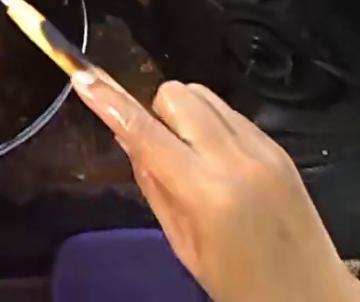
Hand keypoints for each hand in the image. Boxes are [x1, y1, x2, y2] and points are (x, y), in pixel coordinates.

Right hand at [72, 74, 359, 301]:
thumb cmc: (242, 289)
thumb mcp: (184, 244)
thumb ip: (152, 181)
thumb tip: (126, 133)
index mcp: (206, 193)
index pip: (144, 132)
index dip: (109, 102)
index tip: (83, 78)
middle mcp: (234, 159)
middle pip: (175, 94)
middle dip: (159, 112)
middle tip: (166, 150)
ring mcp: (261, 147)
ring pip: (200, 93)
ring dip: (185, 113)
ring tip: (194, 153)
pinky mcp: (276, 143)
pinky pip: (227, 109)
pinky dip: (211, 123)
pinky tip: (221, 160)